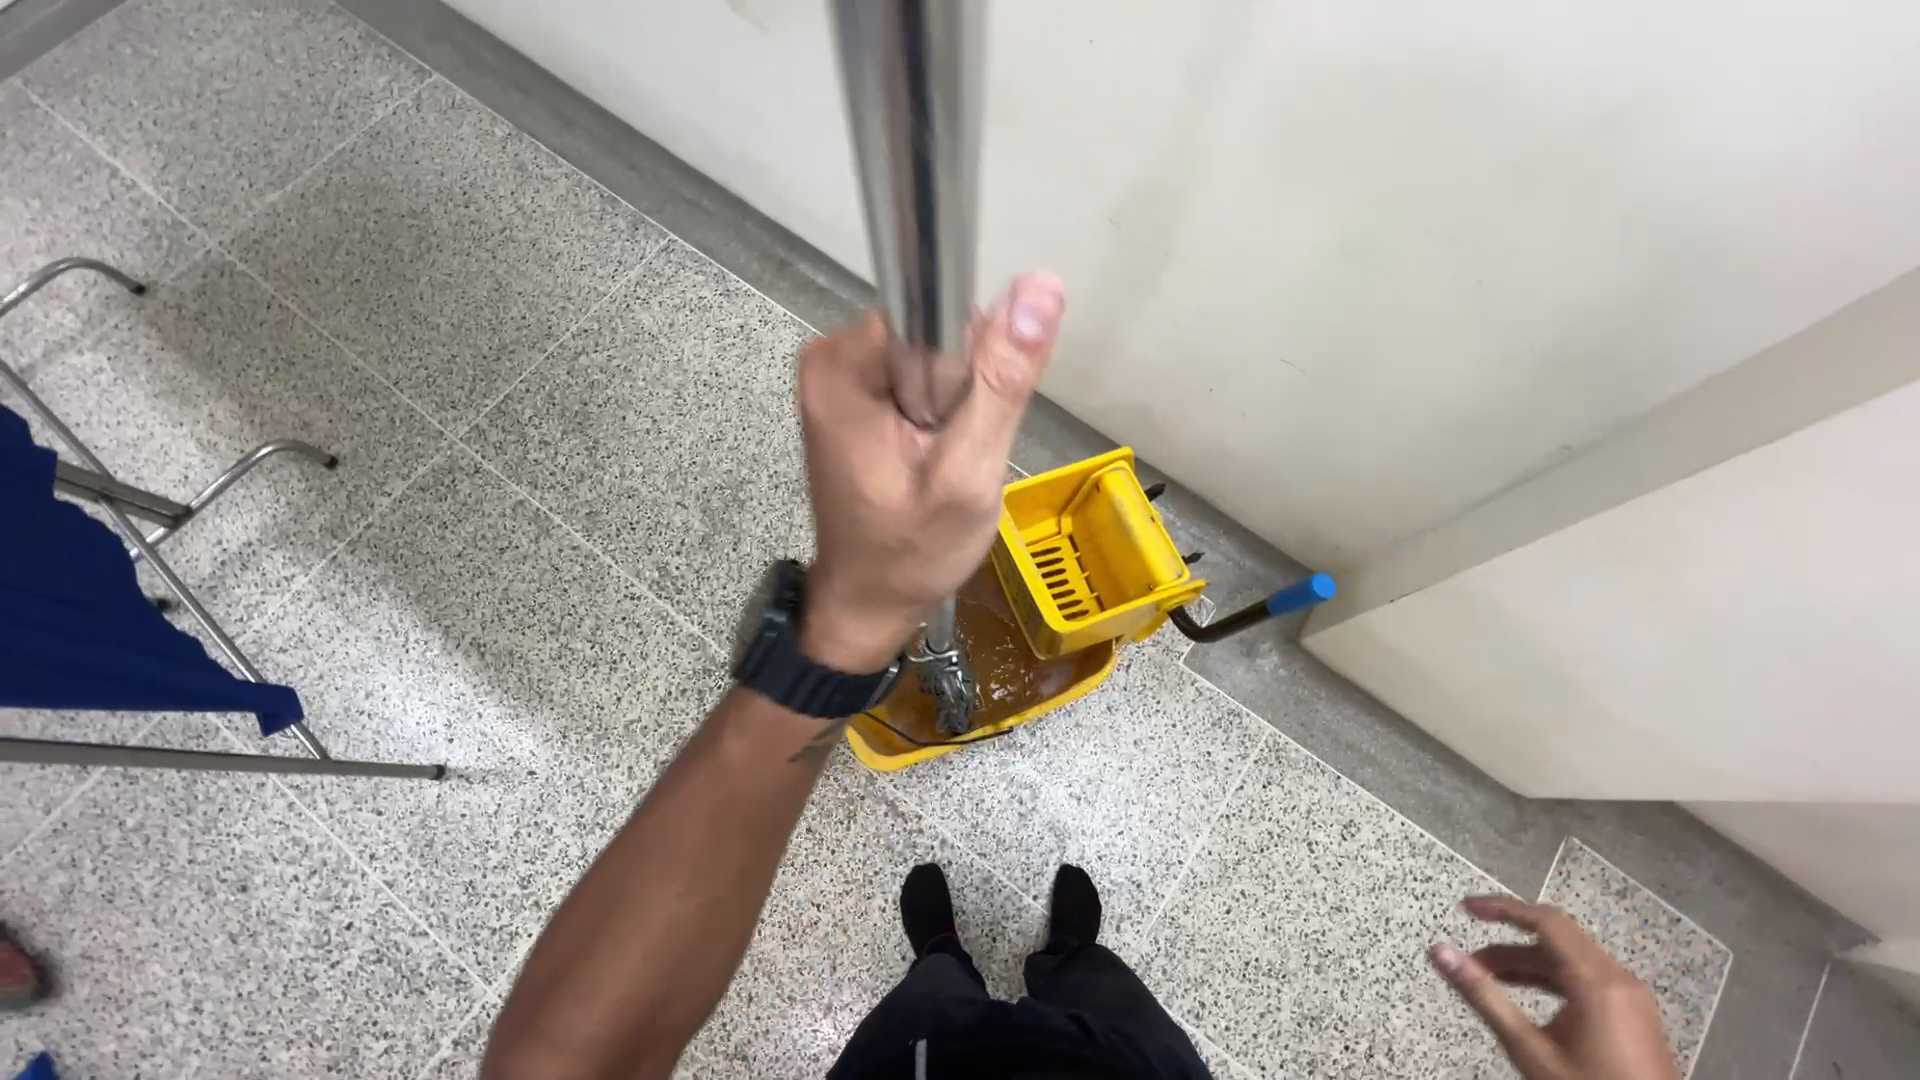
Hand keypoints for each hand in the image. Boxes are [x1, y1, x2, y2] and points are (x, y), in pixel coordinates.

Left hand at [796, 272, 1065, 671]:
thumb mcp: (967, 473)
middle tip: (955, 452)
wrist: (867, 600)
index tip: (967, 422)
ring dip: (954, 404)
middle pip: (933, 331)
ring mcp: (838, 376)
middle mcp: (830, 357)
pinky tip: (931, 456)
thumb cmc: (912, 552)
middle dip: (962, 388)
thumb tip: (1041, 286)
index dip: (972, 364)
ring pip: (932, 355)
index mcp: (844, 365)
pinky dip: (938, 413)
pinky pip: (918, 376)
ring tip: (943, 459)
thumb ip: (1001, 382)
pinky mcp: (852, 396)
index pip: (936, 313)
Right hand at [1431, 896, 1678, 1079]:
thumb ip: (1483, 996)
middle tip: (1471, 950)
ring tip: (1487, 974)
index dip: (1502, 908)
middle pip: (1556, 935)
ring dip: (1526, 959)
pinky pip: (1584, 976)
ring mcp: (1630, 996)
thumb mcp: (1529, 1049)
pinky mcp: (1632, 1012)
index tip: (1465, 909)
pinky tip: (1523, 992)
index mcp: (1596, 982)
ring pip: (1569, 957)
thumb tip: (1439, 951)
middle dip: (1508, 938)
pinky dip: (1548, 975)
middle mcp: (1618, 979)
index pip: (1545, 921)